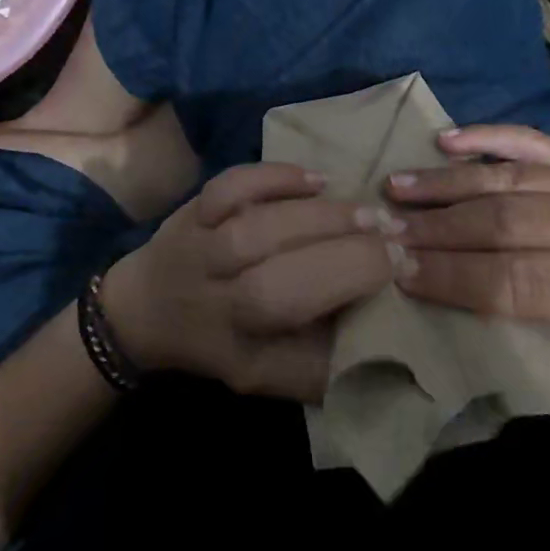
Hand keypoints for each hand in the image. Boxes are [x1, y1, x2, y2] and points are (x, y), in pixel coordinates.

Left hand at [102, 163, 401, 401]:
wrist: (147, 308)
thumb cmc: (220, 342)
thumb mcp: (269, 373)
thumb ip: (321, 365)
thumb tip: (387, 336)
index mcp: (239, 345)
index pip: (297, 320)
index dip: (352, 287)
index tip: (402, 269)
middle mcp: (214, 298)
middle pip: (276, 279)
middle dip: (346, 254)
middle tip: (394, 235)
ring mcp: (198, 247)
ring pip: (257, 229)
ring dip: (320, 218)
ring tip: (366, 212)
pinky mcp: (192, 210)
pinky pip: (230, 187)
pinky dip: (273, 177)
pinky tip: (316, 180)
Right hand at [384, 124, 549, 359]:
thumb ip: (515, 314)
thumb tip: (424, 283)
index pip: (520, 280)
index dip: (454, 277)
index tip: (398, 272)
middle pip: (511, 222)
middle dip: (439, 228)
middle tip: (385, 230)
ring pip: (512, 179)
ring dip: (446, 184)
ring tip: (397, 189)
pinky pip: (532, 141)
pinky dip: (487, 138)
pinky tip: (445, 141)